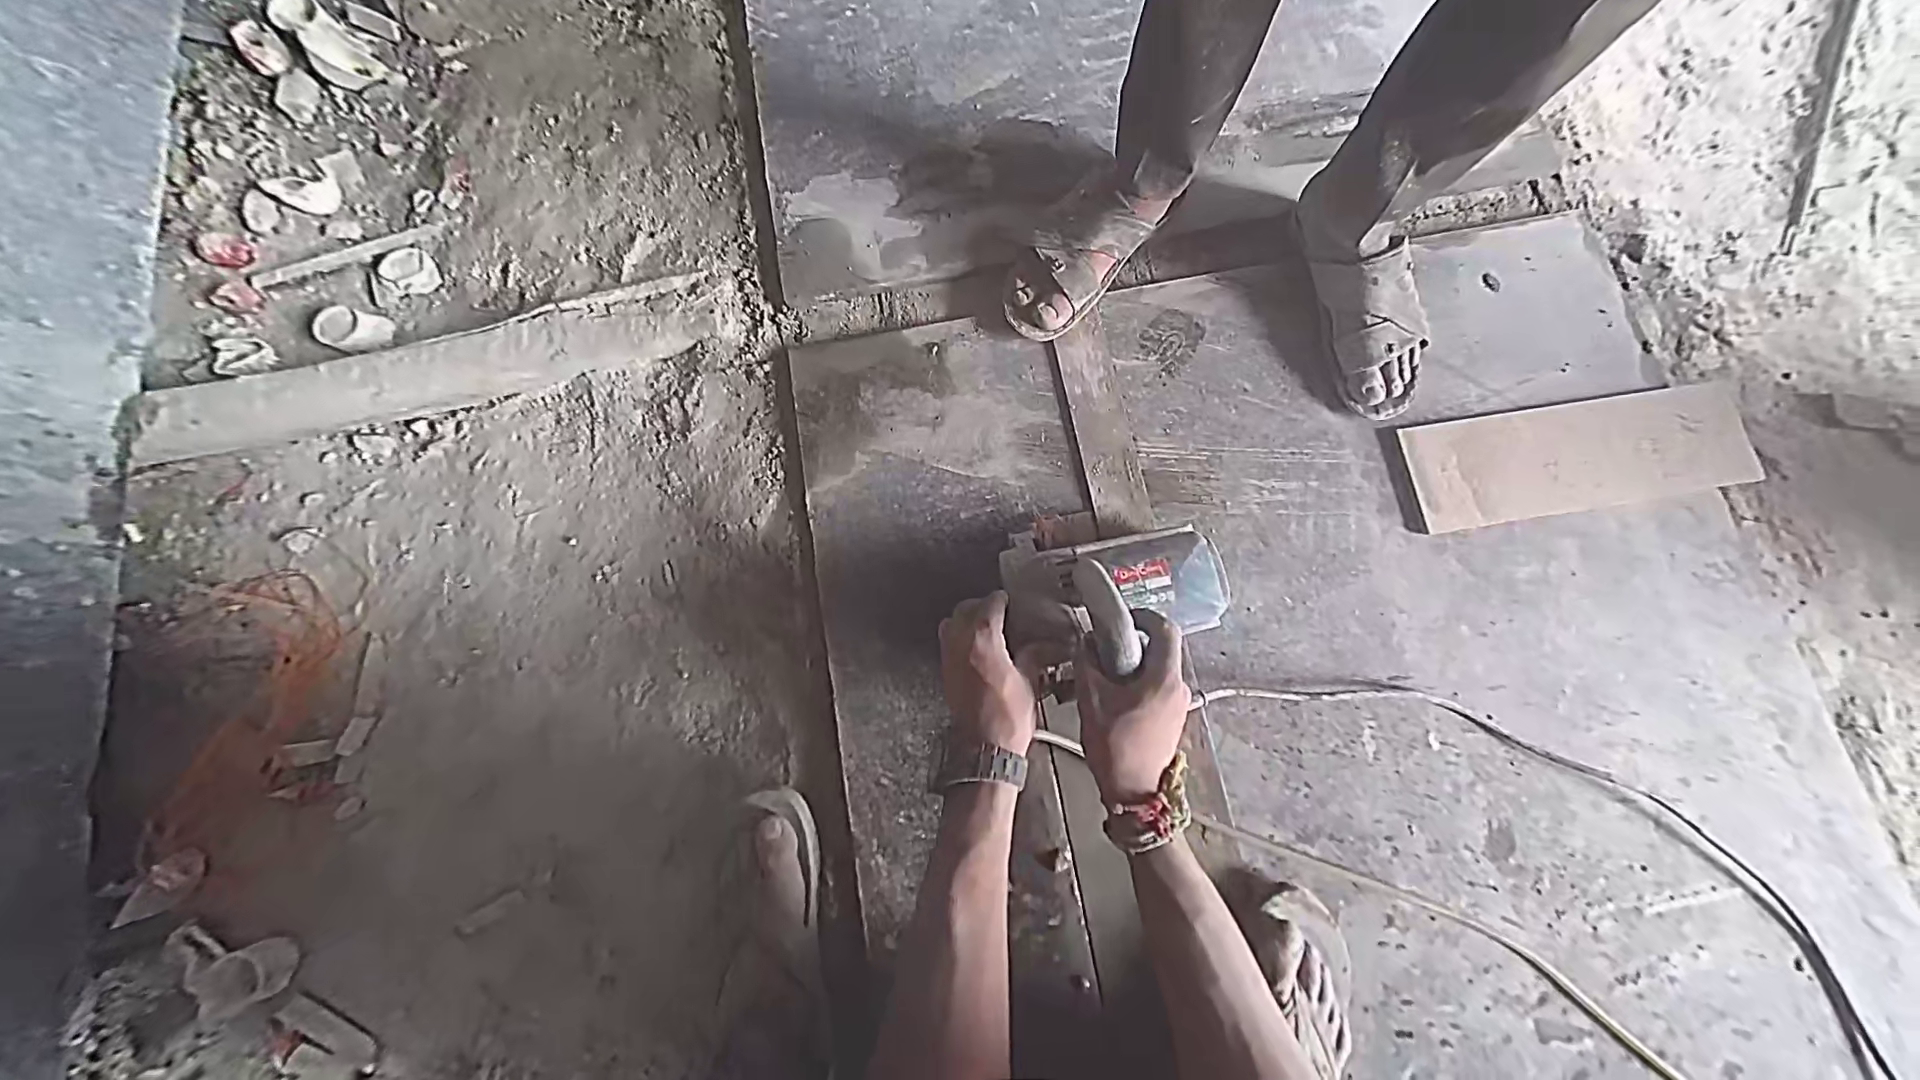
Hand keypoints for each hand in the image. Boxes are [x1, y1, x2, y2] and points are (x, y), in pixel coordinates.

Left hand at [939, 591, 1042, 755]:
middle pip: (965, 609)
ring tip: (986, 627)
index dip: (1003, 601)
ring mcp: (949, 659)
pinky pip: (948, 643)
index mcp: (983, 641)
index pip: (989, 604)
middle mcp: (960, 645)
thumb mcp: (1029, 682)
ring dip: (967, 620)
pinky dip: (960, 638)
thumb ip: (1034, 656)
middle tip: (1000, 611)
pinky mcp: (946, 674)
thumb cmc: (1006, 721)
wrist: (985, 750)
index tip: (1011, 601)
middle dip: (982, 606)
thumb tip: (1042, 646)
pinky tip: (978, 650)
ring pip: (951, 623)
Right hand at [1076, 608, 1190, 803]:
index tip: (1122, 618)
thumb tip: (1086, 641)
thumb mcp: (1091, 699)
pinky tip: (1115, 696)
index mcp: (1165, 679)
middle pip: (1162, 650)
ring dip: (1134, 665)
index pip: (1166, 630)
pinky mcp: (1173, 719)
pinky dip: (1139, 683)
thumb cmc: (1115, 746)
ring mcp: (1179, 706)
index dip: (1144, 616)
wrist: (1134, 792)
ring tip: (1105, 673)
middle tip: (1105, 646)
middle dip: (1133, 642)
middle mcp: (1179, 688)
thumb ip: (1086, 663)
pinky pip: (1158, 688)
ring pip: (1159, 670)